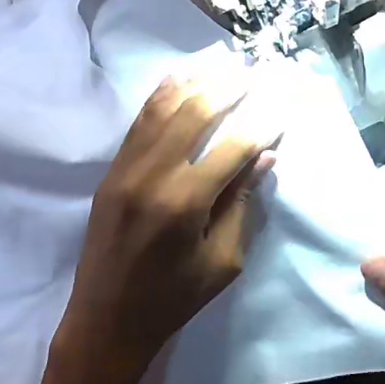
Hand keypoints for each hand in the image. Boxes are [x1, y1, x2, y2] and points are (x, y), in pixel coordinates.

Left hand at [60, 73, 275, 378]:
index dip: (260, 128)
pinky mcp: (111, 172)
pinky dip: (160, 97)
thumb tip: (264, 156)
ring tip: (220, 64)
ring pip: (163, 109)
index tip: (279, 111)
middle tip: (252, 72)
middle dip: (228, 90)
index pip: (233, 148)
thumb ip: (242, 204)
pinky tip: (178, 79)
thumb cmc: (173, 299)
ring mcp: (126, 169)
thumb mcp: (222, 262)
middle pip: (195, 114)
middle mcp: (153, 175)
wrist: (105, 319)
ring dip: (194, 83)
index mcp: (186, 202)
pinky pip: (138, 123)